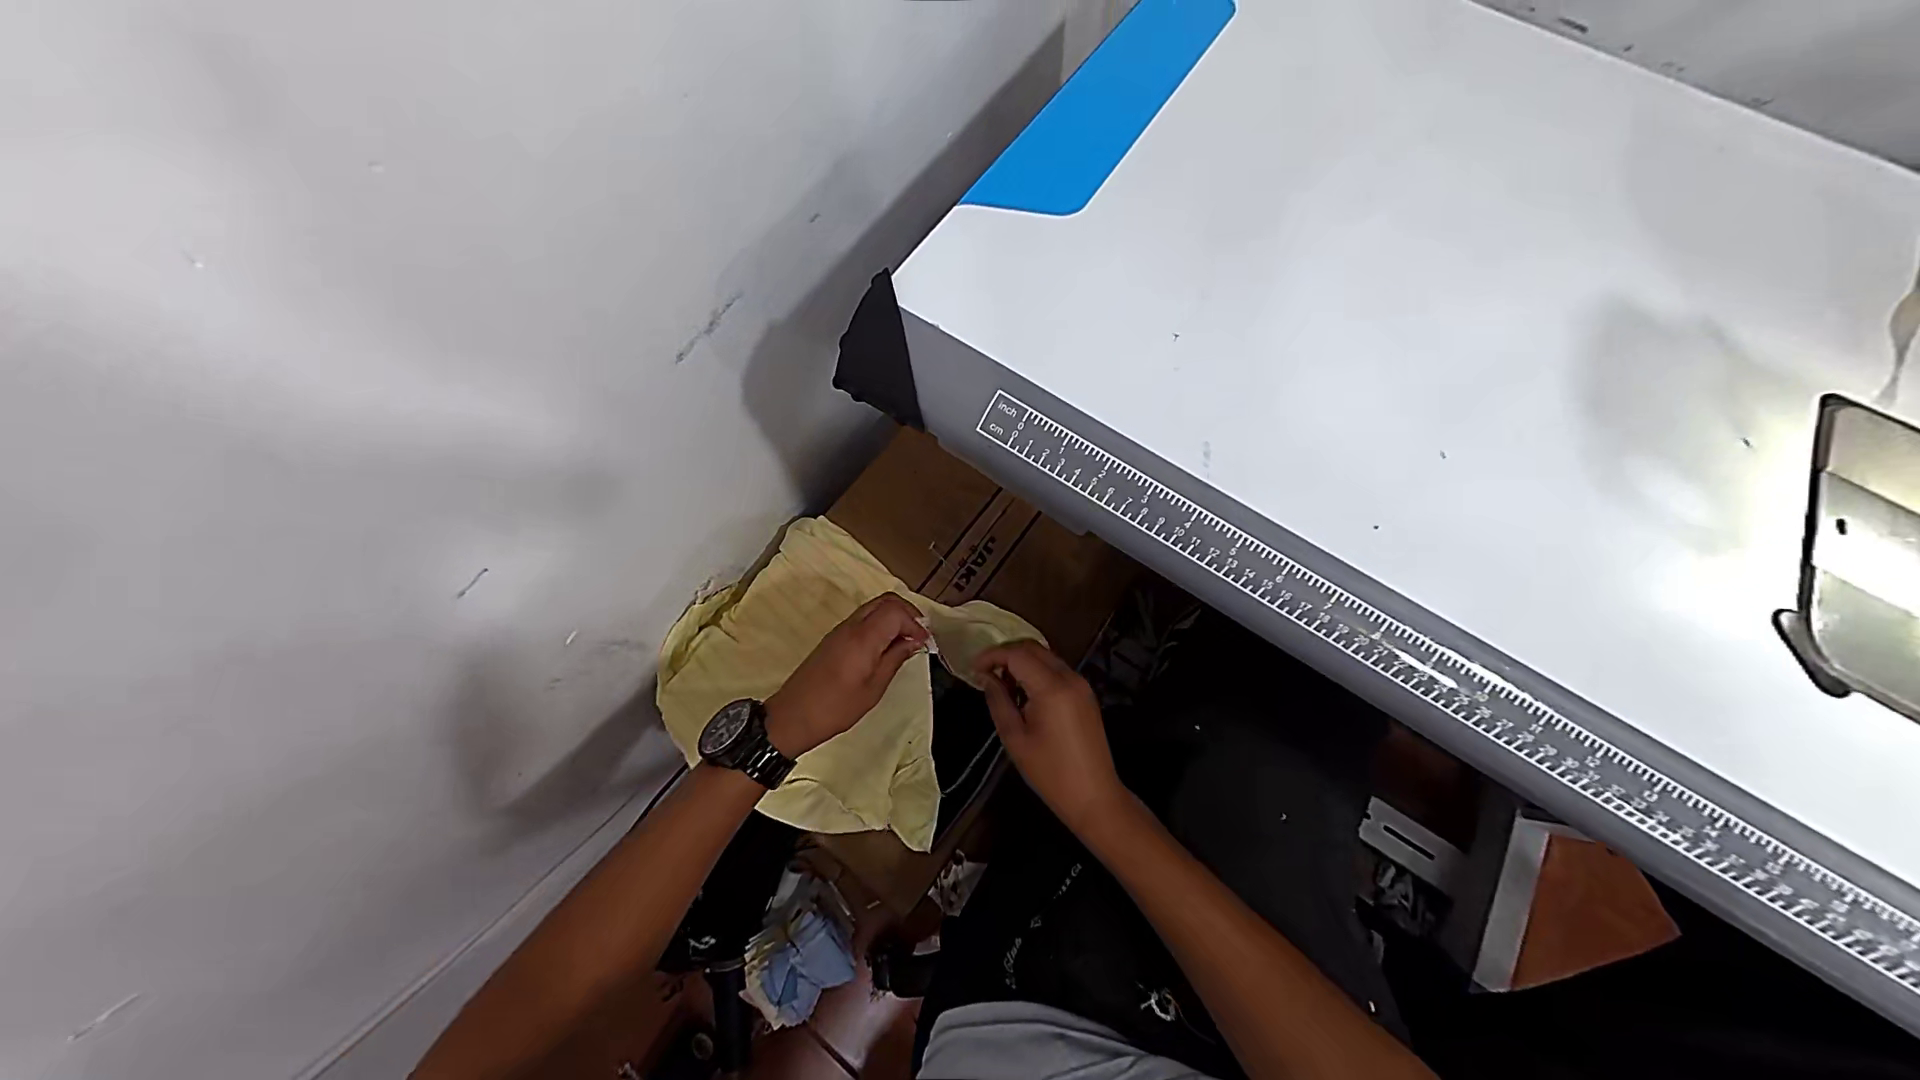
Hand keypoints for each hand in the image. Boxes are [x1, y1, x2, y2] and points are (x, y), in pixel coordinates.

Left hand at [766, 592, 928, 756]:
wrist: (793, 716)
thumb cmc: (836, 708)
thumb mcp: (874, 688)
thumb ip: (895, 658)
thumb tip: (914, 642)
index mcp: (863, 637)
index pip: (896, 612)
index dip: (915, 623)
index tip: (925, 642)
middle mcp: (851, 626)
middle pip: (885, 601)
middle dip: (907, 613)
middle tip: (920, 635)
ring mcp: (840, 630)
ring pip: (874, 607)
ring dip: (894, 616)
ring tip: (907, 640)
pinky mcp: (834, 638)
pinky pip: (863, 618)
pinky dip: (880, 623)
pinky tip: (887, 645)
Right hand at [974, 640, 1128, 834]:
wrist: (1094, 796)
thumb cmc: (1050, 772)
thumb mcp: (1015, 738)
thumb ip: (998, 701)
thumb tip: (985, 677)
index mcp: (1052, 687)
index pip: (1017, 654)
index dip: (992, 656)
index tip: (973, 669)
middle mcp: (1069, 677)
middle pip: (1033, 648)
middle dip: (1006, 654)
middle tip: (985, 673)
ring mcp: (1081, 684)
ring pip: (1046, 656)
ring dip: (1022, 662)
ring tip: (1002, 684)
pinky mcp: (1086, 694)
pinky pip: (1057, 669)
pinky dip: (1037, 671)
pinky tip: (1024, 693)